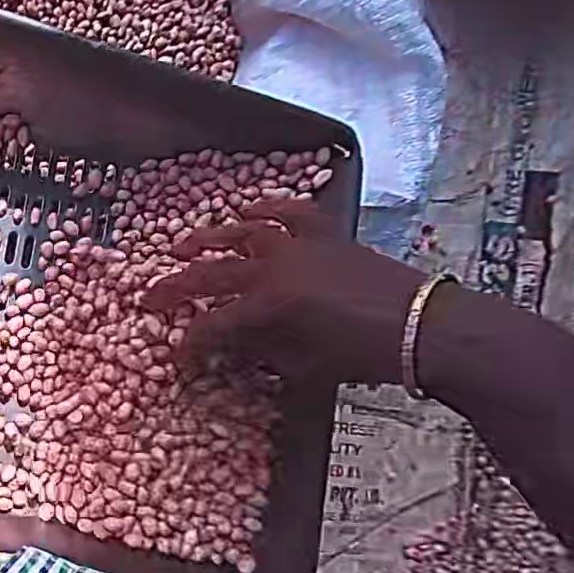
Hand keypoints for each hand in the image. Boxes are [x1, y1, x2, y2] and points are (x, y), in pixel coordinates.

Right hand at [140, 198, 425, 386]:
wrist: (424, 328)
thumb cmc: (362, 356)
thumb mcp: (302, 366)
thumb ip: (259, 351)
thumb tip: (230, 345)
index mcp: (268, 306)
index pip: (213, 325)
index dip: (190, 343)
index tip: (178, 356)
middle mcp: (275, 269)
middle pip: (211, 275)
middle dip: (176, 289)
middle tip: (149, 296)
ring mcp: (299, 246)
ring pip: (242, 233)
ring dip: (208, 239)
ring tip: (181, 245)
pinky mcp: (325, 237)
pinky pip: (291, 214)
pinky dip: (269, 208)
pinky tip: (248, 207)